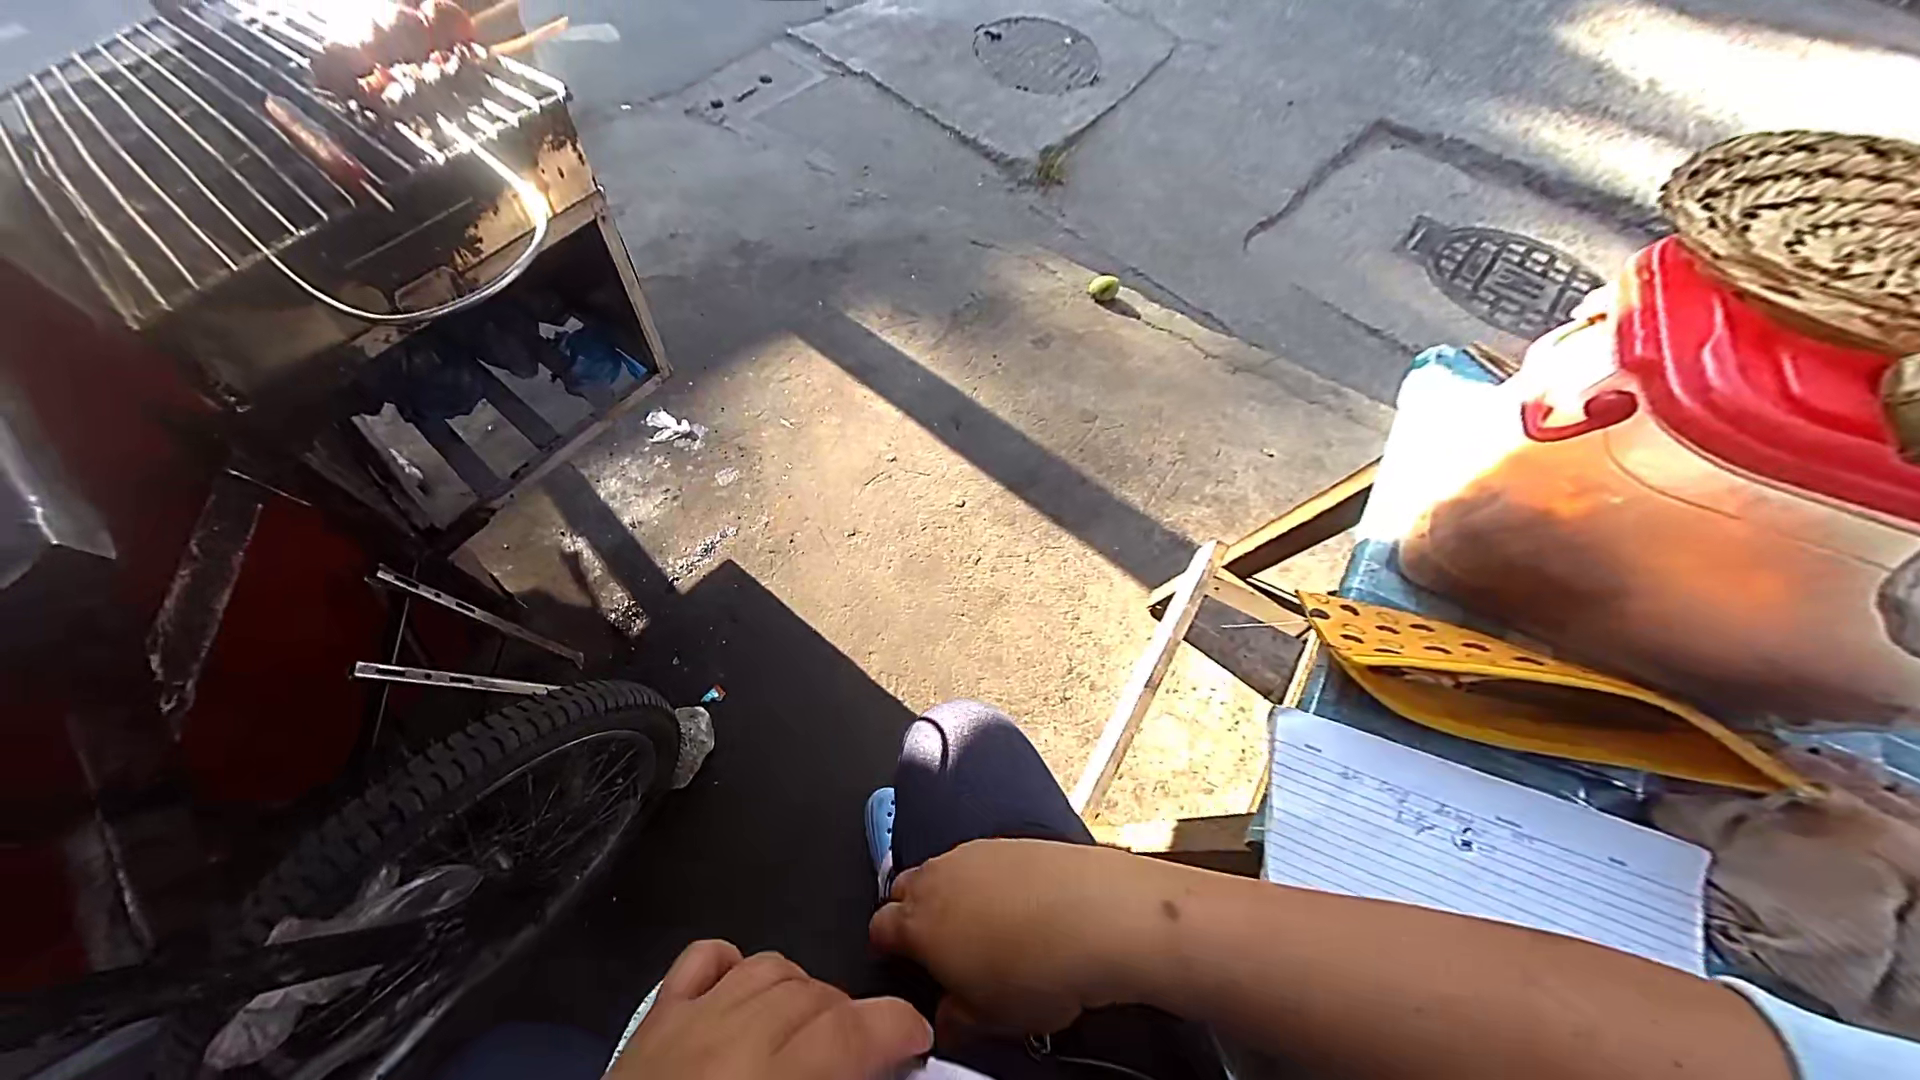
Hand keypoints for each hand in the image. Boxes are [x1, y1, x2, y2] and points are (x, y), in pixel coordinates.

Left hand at [608, 940, 931, 1079]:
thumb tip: (871, 1072)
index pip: (848, 1033)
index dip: (896, 1026)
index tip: (918, 1041)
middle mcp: (730, 1041)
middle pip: (814, 997)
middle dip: (851, 1019)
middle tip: (859, 1056)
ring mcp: (688, 1020)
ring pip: (769, 967)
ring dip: (802, 990)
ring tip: (807, 1028)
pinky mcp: (654, 1018)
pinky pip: (704, 959)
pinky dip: (732, 964)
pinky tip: (743, 991)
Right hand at [869, 839, 1177, 1033]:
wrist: (1091, 914)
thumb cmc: (1036, 969)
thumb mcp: (988, 1019)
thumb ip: (954, 1018)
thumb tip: (949, 1018)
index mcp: (919, 923)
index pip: (880, 926)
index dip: (884, 944)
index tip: (896, 957)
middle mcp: (939, 877)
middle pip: (904, 887)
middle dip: (910, 910)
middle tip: (934, 940)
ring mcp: (973, 852)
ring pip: (942, 869)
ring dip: (949, 891)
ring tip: (978, 923)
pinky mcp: (1007, 839)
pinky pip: (980, 857)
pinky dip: (984, 876)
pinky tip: (1012, 901)